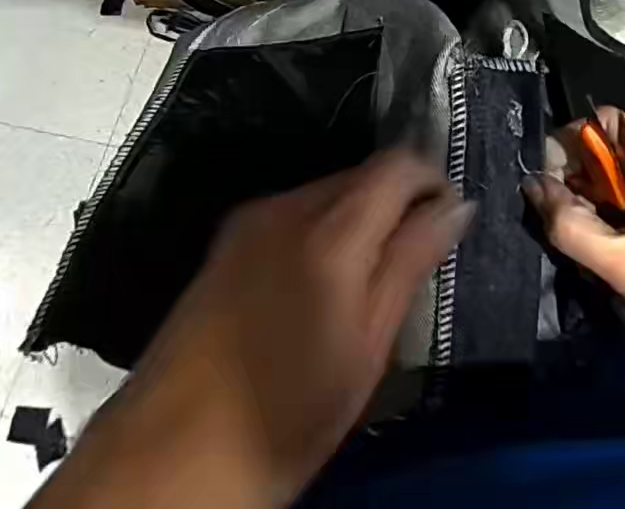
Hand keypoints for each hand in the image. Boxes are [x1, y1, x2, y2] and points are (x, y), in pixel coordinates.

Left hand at [35, 149, 473, 508]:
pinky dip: (324, 228)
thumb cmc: (290, 413)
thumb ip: (413, 259)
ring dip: (362, 215)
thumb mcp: (370, 343)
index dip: (433, 179)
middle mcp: (288, 206)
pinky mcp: (226, 239)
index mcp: (331, 231)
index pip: (399, 164)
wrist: (167, 459)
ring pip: (330, 190)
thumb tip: (458, 204)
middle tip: (415, 255)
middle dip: (399, 200)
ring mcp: (250, 219)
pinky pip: (296, 211)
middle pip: (364, 173)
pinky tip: (321, 282)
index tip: (449, 218)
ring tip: (369, 276)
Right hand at [523, 107, 624, 384]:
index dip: (575, 143)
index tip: (550, 179)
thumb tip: (532, 184)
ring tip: (581, 228)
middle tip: (562, 211)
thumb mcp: (621, 265)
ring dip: (596, 196)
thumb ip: (570, 223)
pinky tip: (604, 238)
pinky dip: (615, 208)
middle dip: (583, 175)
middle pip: (617, 147)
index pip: (613, 123)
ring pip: (624, 172)